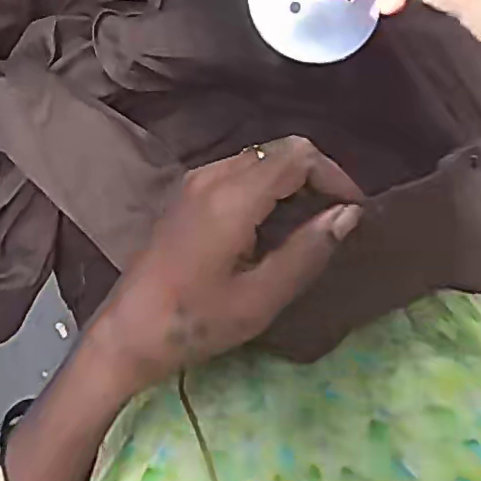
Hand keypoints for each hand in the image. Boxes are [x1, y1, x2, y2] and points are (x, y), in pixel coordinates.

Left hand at [82, 137, 363, 391]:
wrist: (127, 331)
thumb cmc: (194, 322)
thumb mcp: (259, 298)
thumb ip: (307, 250)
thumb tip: (348, 213)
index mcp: (231, 197)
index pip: (297, 155)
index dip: (334, 176)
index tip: (353, 211)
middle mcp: (213, 174)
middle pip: (280, 150)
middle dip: (317, 176)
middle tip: (337, 218)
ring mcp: (196, 179)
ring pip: (261, 157)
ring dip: (292, 181)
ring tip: (310, 226)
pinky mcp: (188, 191)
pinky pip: (240, 170)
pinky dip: (267, 186)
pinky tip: (273, 225)